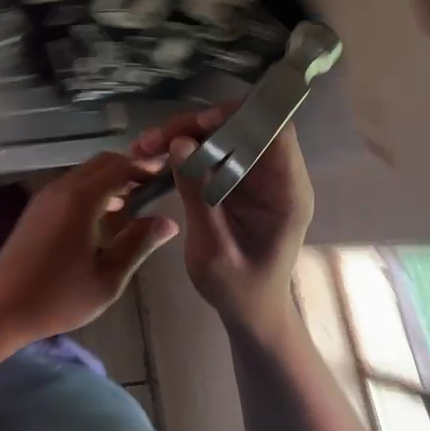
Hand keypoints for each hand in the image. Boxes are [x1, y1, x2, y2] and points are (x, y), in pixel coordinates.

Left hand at [0, 153, 179, 343]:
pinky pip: (71, 185)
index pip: (119, 168)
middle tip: (154, 185)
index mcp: (80, 200)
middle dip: (128, 168)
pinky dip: (93, 188)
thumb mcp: (107, 278)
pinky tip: (106, 212)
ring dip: (110, 178)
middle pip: (101, 163)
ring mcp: (46, 196)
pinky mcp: (37, 207)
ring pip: (84, 173)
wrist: (3, 307)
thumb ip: (137, 244)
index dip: (144, 167)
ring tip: (136, 199)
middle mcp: (61, 188)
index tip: (166, 173)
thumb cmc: (59, 297)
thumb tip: (168, 222)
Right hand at [132, 105, 313, 330]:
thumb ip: (198, 195)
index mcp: (286, 192)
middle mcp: (274, 175)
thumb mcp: (214, 248)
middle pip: (240, 127)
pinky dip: (181, 149)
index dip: (241, 119)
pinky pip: (209, 150)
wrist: (248, 312)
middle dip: (195, 126)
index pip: (276, 133)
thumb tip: (178, 143)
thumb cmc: (239, 288)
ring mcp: (254, 175)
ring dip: (182, 135)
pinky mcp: (234, 178)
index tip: (200, 124)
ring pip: (219, 134)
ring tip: (143, 146)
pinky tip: (152, 156)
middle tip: (153, 139)